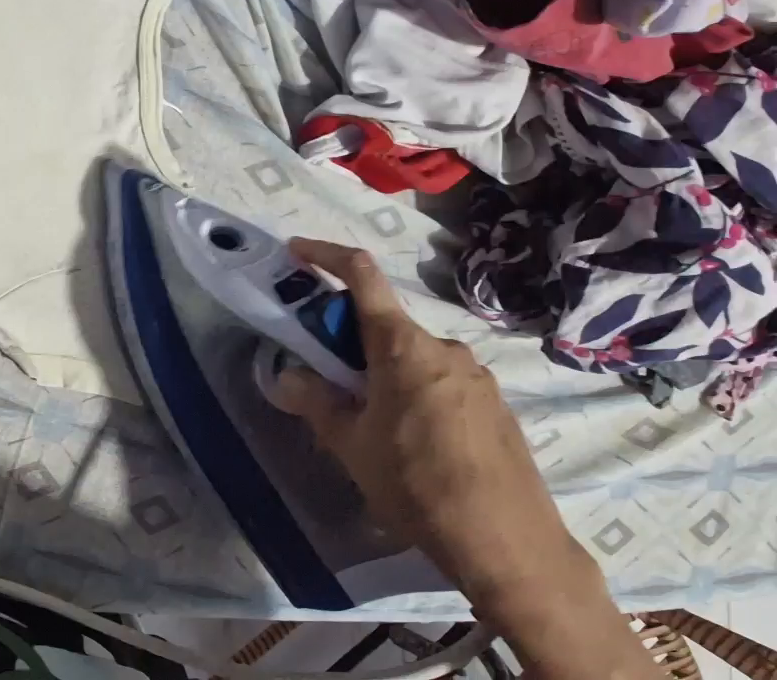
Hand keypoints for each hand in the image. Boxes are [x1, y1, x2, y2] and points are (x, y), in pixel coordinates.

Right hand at [273, 239, 593, 608]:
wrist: (510, 547)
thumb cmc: (416, 484)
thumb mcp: (348, 443)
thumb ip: (315, 401)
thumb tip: (290, 378)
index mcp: (403, 347)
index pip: (363, 277)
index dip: (326, 255)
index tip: (297, 252)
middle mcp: (445, 350)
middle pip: (383, 322)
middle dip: (346, 335)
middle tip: (321, 370)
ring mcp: (477, 379)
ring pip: (411, 354)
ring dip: (379, 366)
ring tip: (363, 414)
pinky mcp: (496, 408)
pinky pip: (439, 380)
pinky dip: (410, 388)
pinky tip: (406, 435)